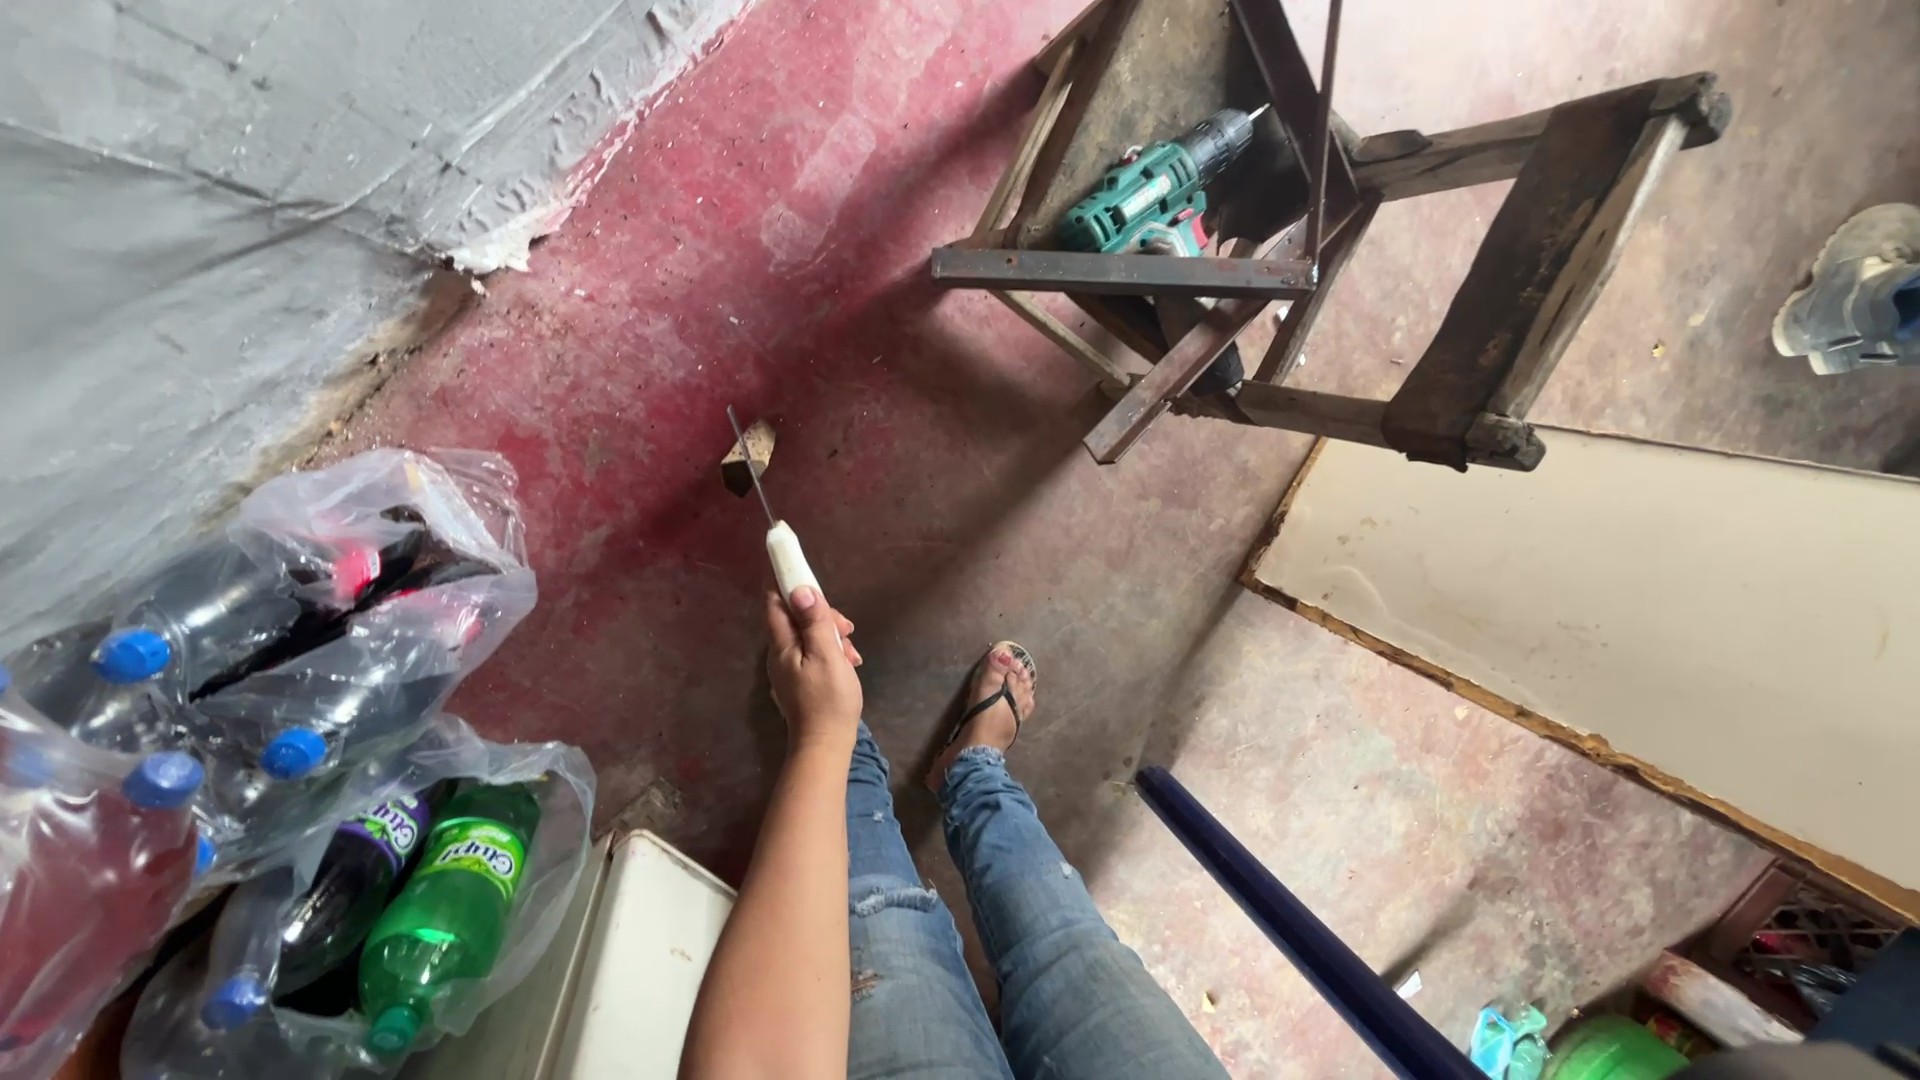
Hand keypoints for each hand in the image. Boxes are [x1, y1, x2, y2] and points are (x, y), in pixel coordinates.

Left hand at [766, 586, 862, 747]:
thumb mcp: (827, 654)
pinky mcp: (801, 680)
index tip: (810, 577)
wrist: (826, 744)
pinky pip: (814, 653)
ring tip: (852, 653)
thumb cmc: (828, 698)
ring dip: (832, 636)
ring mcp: (790, 668)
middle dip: (823, 616)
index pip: (775, 603)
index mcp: (782, 645)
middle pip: (797, 618)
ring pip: (809, 636)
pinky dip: (832, 652)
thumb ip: (814, 621)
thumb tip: (800, 589)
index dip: (787, 585)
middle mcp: (780, 653)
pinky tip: (849, 663)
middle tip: (847, 628)